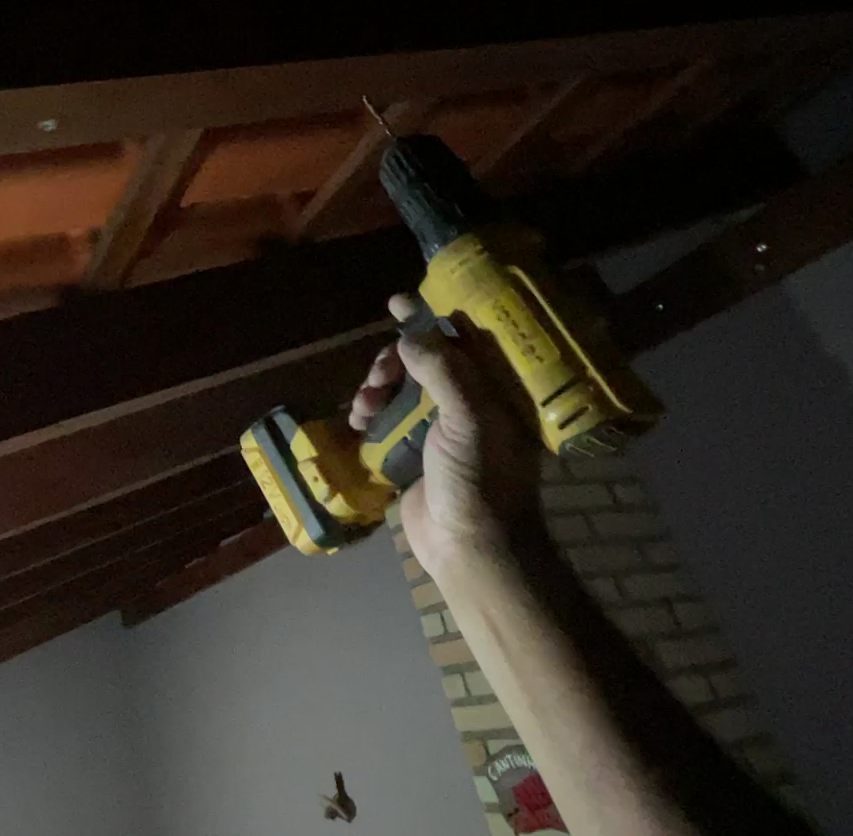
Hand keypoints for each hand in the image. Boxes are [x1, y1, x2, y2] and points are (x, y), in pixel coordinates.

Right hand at [348, 294, 542, 565]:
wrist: (468, 548)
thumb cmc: (479, 480)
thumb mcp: (469, 419)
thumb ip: (442, 371)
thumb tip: (408, 334)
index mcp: (494, 392)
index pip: (463, 341)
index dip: (432, 319)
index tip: (397, 303)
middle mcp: (468, 404)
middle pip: (424, 361)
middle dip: (395, 360)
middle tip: (379, 375)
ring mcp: (438, 429)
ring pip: (400, 388)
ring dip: (377, 387)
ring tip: (364, 404)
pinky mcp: (412, 451)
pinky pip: (386, 417)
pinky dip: (369, 412)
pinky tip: (358, 420)